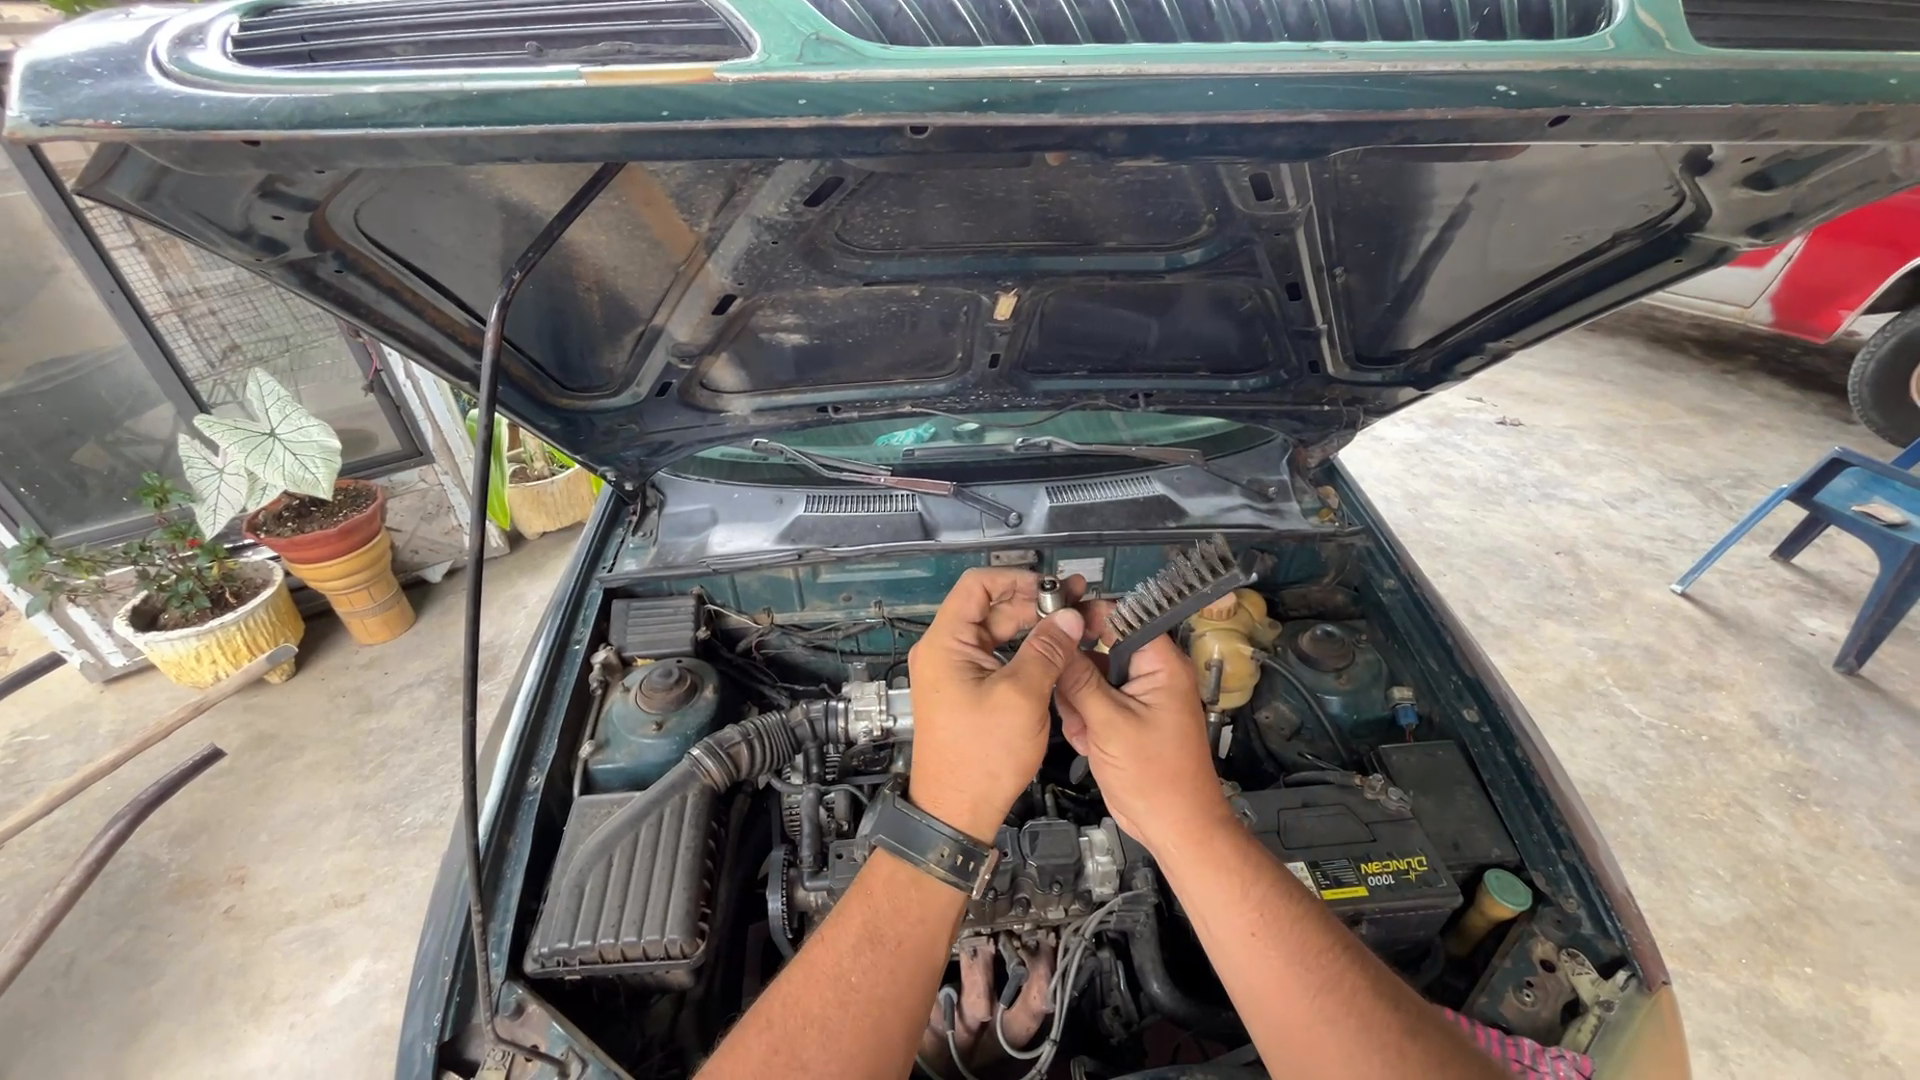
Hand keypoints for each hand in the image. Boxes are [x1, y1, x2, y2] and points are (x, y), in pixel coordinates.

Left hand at [907, 569, 1086, 841]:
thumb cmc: (982, 756)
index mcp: (945, 642)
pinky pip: (999, 659)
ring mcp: (957, 673)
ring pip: (999, 635)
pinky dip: (1027, 653)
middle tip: (1078, 604)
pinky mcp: (970, 692)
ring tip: (1076, 626)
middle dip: (1034, 604)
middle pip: (991, 609)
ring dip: (1035, 628)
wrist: (956, 814)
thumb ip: (1047, 650)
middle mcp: (946, 651)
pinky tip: (1058, 654)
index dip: (1016, 579)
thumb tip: (1070, 616)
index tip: (1054, 588)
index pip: (976, 585)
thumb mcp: (1021, 696)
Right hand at [1053, 620, 1231, 855]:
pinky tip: (1089, 743)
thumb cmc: (1156, 777)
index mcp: (1161, 664)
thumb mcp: (1109, 723)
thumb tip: (1057, 638)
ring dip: (1078, 704)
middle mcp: (1150, 674)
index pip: (1122, 618)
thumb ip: (1078, 679)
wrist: (1172, 826)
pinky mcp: (1124, 717)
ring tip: (1085, 732)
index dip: (1088, 618)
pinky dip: (1084, 721)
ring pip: (1088, 678)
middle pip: (1098, 650)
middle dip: (1077, 677)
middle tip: (1071, 701)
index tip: (1055, 625)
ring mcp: (1135, 697)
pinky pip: (1092, 703)